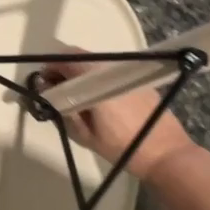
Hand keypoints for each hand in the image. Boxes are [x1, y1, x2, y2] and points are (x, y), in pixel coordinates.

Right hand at [39, 56, 194, 178]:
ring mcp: (128, 72)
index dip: (50, 69)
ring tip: (77, 96)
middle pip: (80, 56)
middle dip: (64, 68)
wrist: (166, 153)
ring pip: (96, 62)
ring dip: (81, 72)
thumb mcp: (84, 134)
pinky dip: (98, 77)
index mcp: (96, 80)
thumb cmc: (122, 146)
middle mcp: (111, 68)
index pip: (66, 60)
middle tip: (58, 89)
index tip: (43, 84)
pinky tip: (99, 98)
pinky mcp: (139, 79)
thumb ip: (64, 109)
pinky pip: (110, 70)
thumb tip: (47, 91)